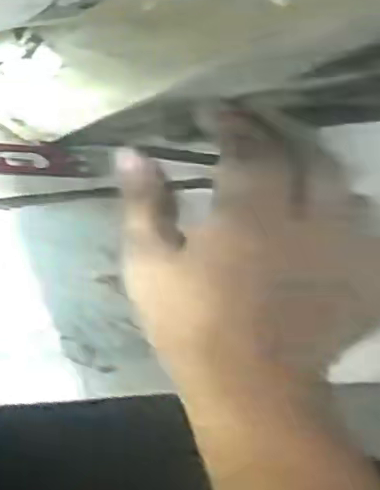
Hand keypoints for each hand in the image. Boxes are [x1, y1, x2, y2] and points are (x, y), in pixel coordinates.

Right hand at [119, 108, 379, 400]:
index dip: (234, 126)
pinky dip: (343, 204)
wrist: (251, 378)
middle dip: (285, 134)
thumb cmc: (182, 311)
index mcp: (253, 220)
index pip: (252, 155)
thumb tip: (133, 152)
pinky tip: (320, 206)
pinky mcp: (368, 278)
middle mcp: (316, 229)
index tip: (210, 110)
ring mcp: (351, 255)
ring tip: (286, 155)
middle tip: (252, 119)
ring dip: (318, 165)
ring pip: (351, 192)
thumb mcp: (146, 254)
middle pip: (316, 164)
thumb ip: (145, 200)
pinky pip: (366, 227)